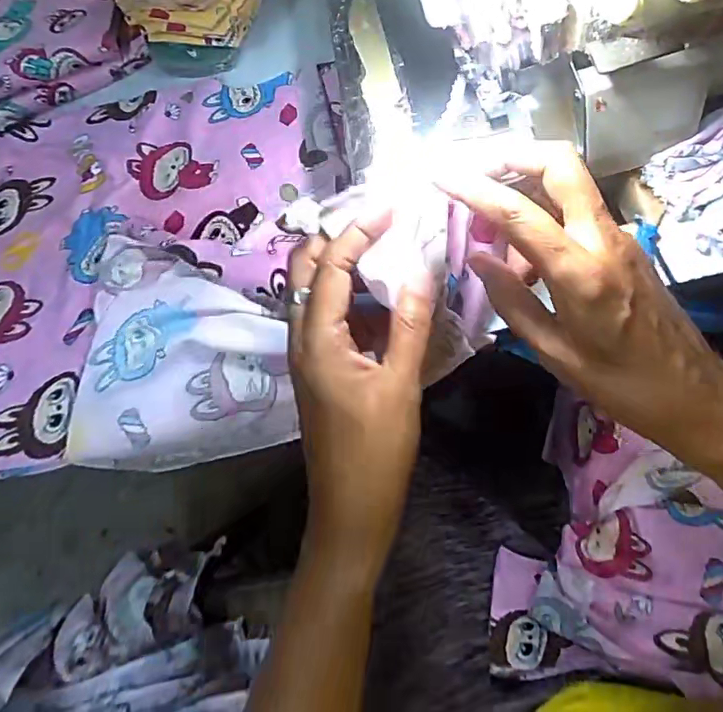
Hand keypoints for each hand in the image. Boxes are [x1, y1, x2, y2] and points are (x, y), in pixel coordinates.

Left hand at [287, 210, 435, 568]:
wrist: (350, 513)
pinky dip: (352, 295)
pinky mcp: (321, 367)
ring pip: (316, 291)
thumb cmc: (375, 452)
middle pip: (307, 269)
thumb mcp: (400, 386)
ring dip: (344, 263)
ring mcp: (308, 353)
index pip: (331, 265)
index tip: (391, 208)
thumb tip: (421, 271)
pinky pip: (330, 315)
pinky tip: (385, 295)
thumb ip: (409, 325)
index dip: (358, 230)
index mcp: (316, 338)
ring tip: (385, 244)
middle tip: (378, 218)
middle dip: (337, 236)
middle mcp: (302, 338)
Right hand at [438, 143, 722, 462]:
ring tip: (487, 228)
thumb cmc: (623, 384)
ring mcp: (617, 234)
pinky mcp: (622, 241)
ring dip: (521, 185)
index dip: (474, 188)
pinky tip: (520, 253)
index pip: (519, 212)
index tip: (441, 174)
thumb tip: (478, 259)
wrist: (696, 393)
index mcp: (582, 272)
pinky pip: (574, 208)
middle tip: (470, 171)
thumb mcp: (556, 354)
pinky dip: (540, 211)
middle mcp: (603, 238)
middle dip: (510, 155)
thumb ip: (512, 302)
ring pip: (566, 180)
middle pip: (559, 163)